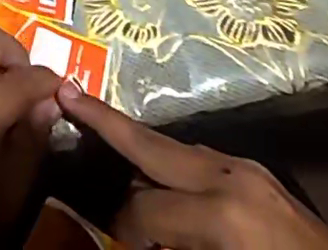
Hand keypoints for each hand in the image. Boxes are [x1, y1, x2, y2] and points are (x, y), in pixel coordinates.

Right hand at [56, 81, 327, 249]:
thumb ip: (171, 244)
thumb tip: (130, 226)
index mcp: (222, 213)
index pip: (145, 211)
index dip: (117, 227)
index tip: (98, 232)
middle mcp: (231, 177)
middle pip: (153, 145)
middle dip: (107, 120)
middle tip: (67, 93)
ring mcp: (250, 170)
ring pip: (177, 147)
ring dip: (138, 138)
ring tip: (99, 123)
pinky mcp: (261, 176)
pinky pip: (203, 160)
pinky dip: (170, 159)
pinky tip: (155, 165)